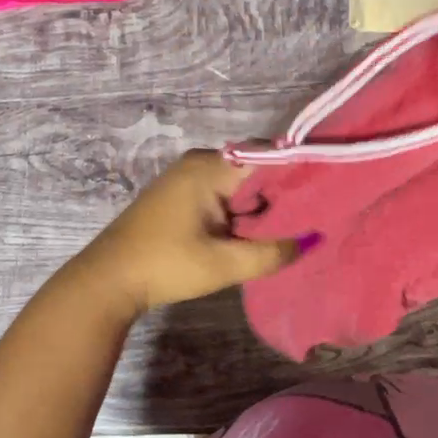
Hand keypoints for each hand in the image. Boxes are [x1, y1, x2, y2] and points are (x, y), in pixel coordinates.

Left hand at [73, 150, 297, 315]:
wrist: (108, 280)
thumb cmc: (166, 265)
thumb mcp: (224, 264)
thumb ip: (272, 252)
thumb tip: (312, 241)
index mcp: (209, 168)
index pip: (268, 157)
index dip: (299, 174)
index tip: (328, 193)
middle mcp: (199, 163)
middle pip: (255, 171)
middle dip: (281, 196)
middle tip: (315, 220)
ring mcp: (186, 179)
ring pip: (239, 187)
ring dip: (260, 209)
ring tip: (295, 230)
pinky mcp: (180, 197)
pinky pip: (222, 196)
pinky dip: (239, 213)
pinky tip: (258, 236)